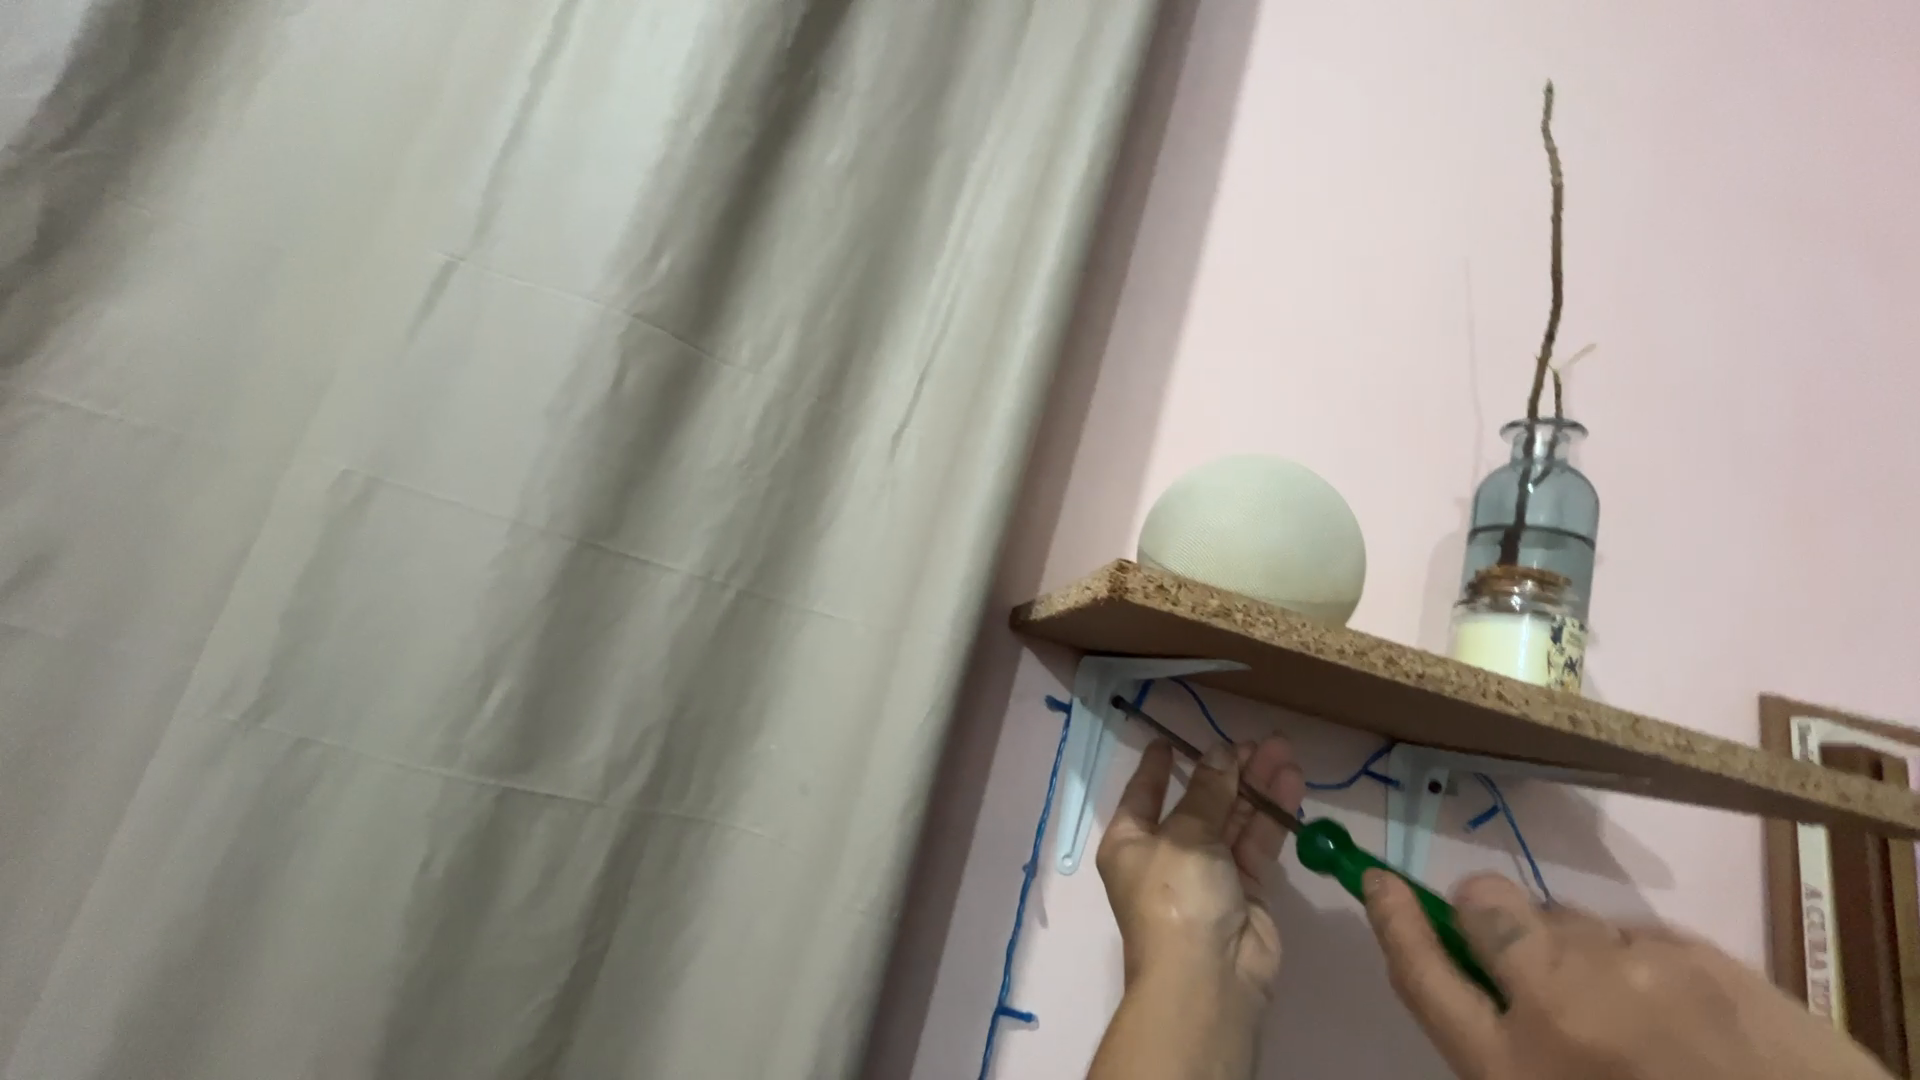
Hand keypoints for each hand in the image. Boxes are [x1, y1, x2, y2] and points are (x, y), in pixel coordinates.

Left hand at [1096, 737, 1306, 1000]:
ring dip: (1256, 785)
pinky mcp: (1246, 889)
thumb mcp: (1184, 835)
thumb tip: (1220, 751)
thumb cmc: (1176, 897)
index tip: (1170, 739)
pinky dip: (1272, 813)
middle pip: (1198, 801)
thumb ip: (1207, 792)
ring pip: (1233, 817)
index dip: (1158, 766)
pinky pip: (1257, 841)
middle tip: (1256, 739)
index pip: (1144, 793)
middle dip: (1227, 770)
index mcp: (1131, 840)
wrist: (1208, 980)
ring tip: (1282, 749)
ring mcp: (1207, 871)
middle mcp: (1167, 852)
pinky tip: (1290, 782)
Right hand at [1364, 871, 1894, 1079]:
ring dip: (1580, 951)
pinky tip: (1690, 1018)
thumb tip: (1469, 961)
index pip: (1421, 969)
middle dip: (1491, 916)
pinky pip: (1640, 934)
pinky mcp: (1709, 958)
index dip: (1392, 917)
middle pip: (1483, 904)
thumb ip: (1499, 1035)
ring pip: (1569, 917)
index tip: (1375, 879)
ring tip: (1636, 1014)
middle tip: (1528, 961)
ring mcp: (1639, 973)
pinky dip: (1645, 964)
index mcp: (1512, 1068)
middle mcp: (1561, 1007)